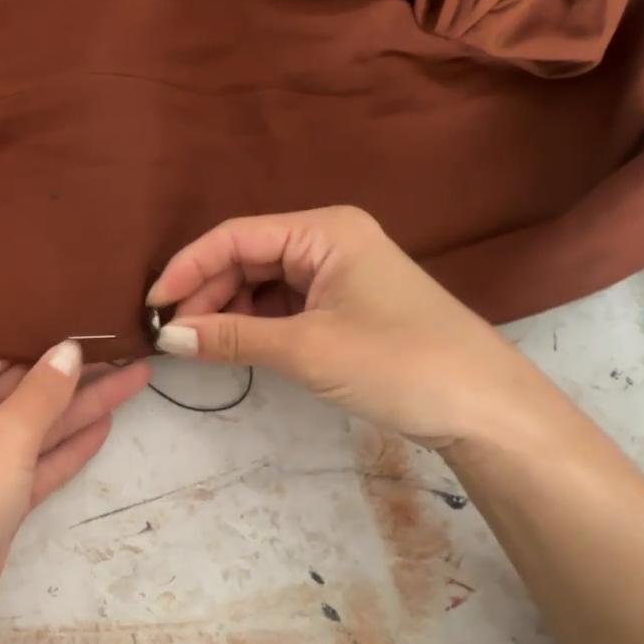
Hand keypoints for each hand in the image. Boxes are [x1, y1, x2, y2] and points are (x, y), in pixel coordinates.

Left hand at [0, 344, 150, 643]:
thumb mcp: (5, 434)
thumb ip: (44, 391)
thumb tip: (69, 349)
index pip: (2, 347)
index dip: (47, 334)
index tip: (92, 315)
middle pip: (25, 384)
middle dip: (73, 370)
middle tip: (129, 346)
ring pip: (39, 424)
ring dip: (83, 405)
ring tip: (136, 376)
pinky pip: (41, 461)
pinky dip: (70, 445)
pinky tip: (106, 422)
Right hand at [145, 206, 556, 447]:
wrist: (490, 412)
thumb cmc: (401, 364)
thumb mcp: (307, 350)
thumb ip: (232, 338)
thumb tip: (165, 337)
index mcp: (323, 231)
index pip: (235, 237)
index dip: (188, 268)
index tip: (153, 307)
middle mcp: (327, 240)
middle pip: (244, 257)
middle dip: (206, 294)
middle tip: (174, 336)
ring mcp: (336, 272)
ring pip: (259, 282)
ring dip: (226, 310)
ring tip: (201, 345)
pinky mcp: (342, 303)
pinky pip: (280, 303)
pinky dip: (252, 322)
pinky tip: (235, 345)